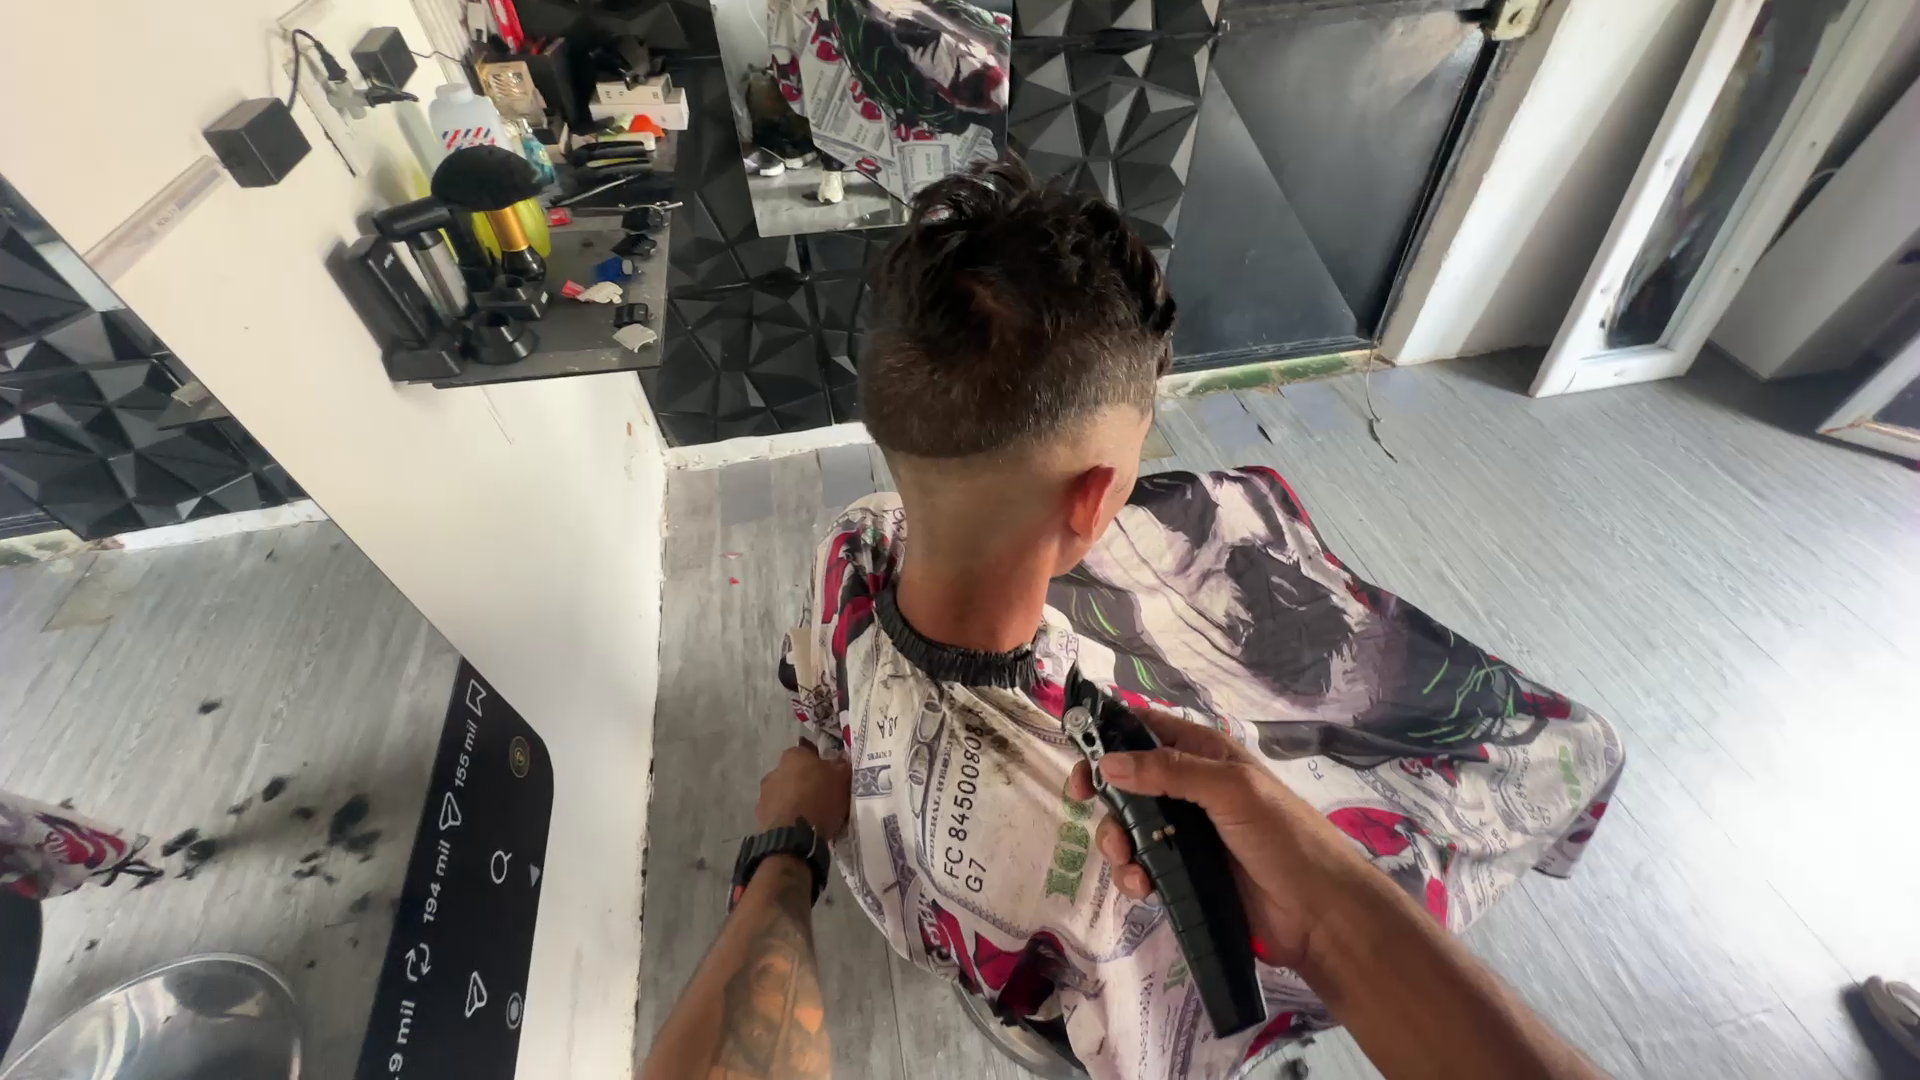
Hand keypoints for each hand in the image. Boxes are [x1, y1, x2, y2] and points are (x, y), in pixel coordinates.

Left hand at [757, 741, 852, 835]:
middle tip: (821, 795)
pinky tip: (798, 826)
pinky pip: (777, 812)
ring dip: (794, 799)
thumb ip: (842, 765)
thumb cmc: (820, 800)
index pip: (808, 753)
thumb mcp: (842, 780)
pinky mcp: (760, 816)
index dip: (820, 764)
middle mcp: (775, 770)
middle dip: (805, 782)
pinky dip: (786, 816)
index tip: (829, 776)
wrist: (794, 837)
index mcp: (794, 755)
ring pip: (784, 792)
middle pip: (794, 773)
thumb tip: (842, 758)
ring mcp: (765, 794)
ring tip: (810, 814)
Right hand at [1068, 709, 1378, 970]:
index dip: (1109, 734)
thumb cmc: (1282, 835)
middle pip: (1126, 779)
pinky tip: (1142, 887)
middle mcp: (1187, 788)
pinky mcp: (1181, 874)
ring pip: (1127, 826)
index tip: (1080, 750)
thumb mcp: (1230, 789)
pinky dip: (1132, 875)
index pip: (1145, 729)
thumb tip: (1107, 763)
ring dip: (1116, 841)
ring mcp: (1183, 833)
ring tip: (1127, 861)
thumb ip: (1169, 771)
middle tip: (1081, 801)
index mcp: (1202, 754)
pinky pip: (1141, 867)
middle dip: (1104, 792)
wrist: (1320, 914)